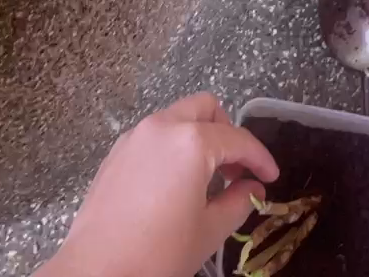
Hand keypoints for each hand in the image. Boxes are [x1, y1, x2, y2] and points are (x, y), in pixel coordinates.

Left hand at [37, 93, 278, 276]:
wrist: (96, 272)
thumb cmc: (158, 253)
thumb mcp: (208, 232)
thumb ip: (238, 202)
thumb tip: (254, 188)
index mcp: (192, 141)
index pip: (238, 140)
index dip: (260, 158)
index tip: (271, 177)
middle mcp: (164, 125)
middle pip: (206, 107)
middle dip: (227, 132)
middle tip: (237, 169)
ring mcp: (136, 135)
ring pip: (178, 117)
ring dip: (199, 136)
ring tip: (207, 178)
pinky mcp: (117, 151)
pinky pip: (155, 134)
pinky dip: (173, 145)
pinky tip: (174, 182)